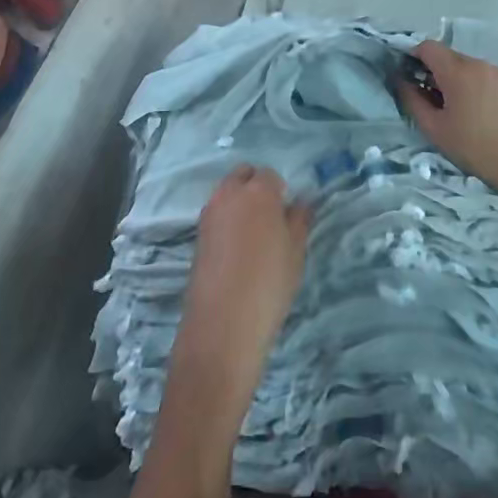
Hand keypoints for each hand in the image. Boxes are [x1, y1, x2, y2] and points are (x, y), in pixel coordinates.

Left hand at [176, 166, 310, 383]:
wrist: (223, 323)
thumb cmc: (269, 283)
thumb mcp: (295, 251)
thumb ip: (299, 220)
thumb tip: (301, 202)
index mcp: (258, 192)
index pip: (270, 174)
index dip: (281, 189)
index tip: (288, 211)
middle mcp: (228, 195)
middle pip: (242, 175)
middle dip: (256, 185)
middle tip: (272, 214)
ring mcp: (208, 214)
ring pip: (226, 193)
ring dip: (239, 201)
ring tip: (255, 233)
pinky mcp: (197, 236)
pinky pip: (216, 214)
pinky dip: (227, 220)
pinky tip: (239, 248)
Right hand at [396, 41, 497, 201]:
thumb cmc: (471, 147)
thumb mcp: (433, 128)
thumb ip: (412, 99)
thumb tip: (401, 81)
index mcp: (458, 72)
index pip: (429, 46)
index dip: (415, 56)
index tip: (412, 76)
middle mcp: (480, 63)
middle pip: (449, 55)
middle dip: (436, 70)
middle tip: (433, 98)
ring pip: (468, 65)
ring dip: (457, 78)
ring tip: (458, 107)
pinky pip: (486, 74)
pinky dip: (476, 83)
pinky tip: (479, 109)